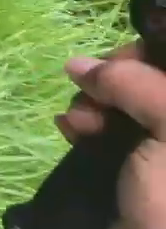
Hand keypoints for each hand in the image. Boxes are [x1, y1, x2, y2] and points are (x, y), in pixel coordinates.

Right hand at [56, 47, 165, 228]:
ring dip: (93, 105)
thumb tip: (85, 66)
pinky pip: (115, 133)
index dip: (150, 55)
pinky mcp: (147, 173)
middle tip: (93, 94)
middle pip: (155, 85)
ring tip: (79, 123)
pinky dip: (88, 127)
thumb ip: (137, 85)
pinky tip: (74, 133)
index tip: (119, 60)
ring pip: (129, 107)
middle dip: (114, 82)